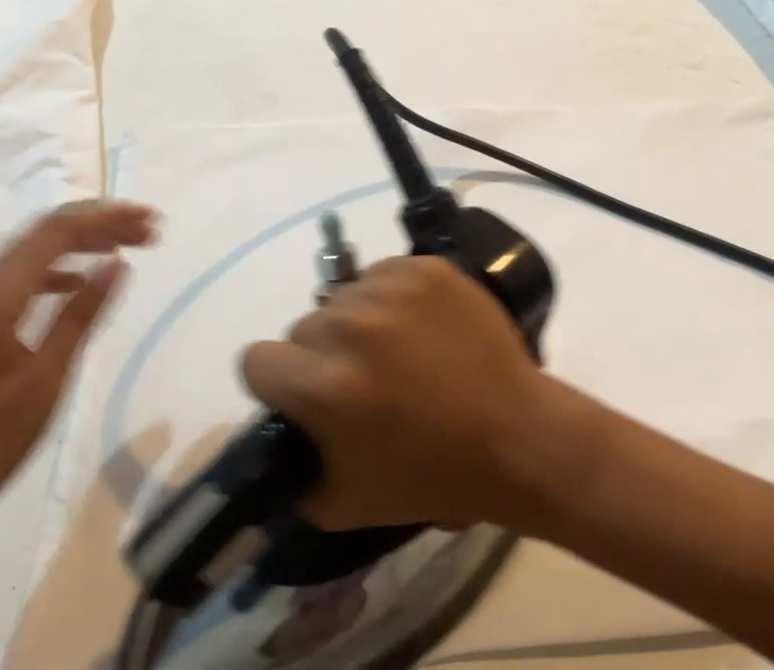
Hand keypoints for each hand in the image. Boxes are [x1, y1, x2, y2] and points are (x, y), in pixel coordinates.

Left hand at [0, 200, 157, 552]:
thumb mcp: (41, 385)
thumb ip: (79, 319)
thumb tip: (117, 265)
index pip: (56, 232)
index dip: (108, 218)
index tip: (153, 220)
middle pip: (41, 235)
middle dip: (98, 226)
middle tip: (149, 233)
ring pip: (27, 257)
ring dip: (77, 248)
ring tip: (123, 252)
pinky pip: (13, 282)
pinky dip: (52, 274)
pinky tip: (72, 287)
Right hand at [240, 255, 552, 530]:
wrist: (518, 438)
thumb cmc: (431, 476)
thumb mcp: (342, 504)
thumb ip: (292, 474)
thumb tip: (277, 439)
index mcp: (321, 385)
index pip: (255, 360)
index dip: (279, 384)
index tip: (308, 399)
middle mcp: (348, 327)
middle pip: (302, 329)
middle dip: (321, 356)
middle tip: (364, 383)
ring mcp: (390, 290)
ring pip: (342, 298)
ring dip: (357, 324)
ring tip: (398, 356)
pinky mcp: (426, 268)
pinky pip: (382, 275)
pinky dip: (392, 298)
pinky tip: (421, 329)